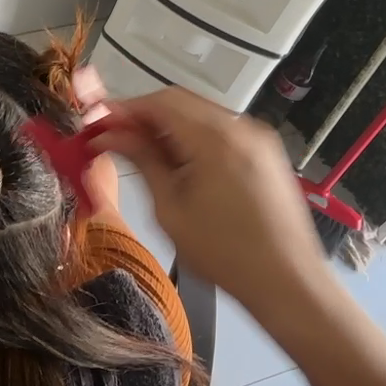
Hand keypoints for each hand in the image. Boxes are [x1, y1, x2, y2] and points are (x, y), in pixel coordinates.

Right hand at [90, 88, 329, 315]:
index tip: (96, 121)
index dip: (122, 108)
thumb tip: (108, 135)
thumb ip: (141, 160)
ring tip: (141, 150)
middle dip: (142, 114)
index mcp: (215, 139)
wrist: (289, 284)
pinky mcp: (264, 151)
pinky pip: (219, 128)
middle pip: (178, 101)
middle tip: (113, 135)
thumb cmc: (225, 254)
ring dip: (166, 124)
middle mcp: (240, 127)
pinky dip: (191, 134)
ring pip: (198, 112)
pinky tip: (176, 159)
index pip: (158, 102)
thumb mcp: (170, 208)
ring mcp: (257, 137)